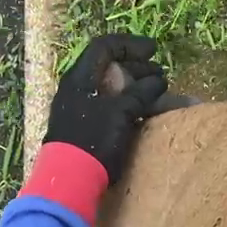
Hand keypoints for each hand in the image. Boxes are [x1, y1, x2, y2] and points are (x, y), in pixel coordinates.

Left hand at [44, 34, 167, 182]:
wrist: (68, 182)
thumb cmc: (95, 139)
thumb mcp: (123, 111)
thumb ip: (142, 92)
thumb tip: (158, 81)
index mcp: (81, 77)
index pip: (105, 47)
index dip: (131, 45)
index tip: (153, 51)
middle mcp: (77, 88)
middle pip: (109, 66)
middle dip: (137, 68)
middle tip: (158, 74)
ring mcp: (78, 107)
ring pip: (110, 87)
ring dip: (134, 86)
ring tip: (156, 93)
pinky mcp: (82, 126)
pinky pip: (108, 104)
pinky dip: (127, 103)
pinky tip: (142, 111)